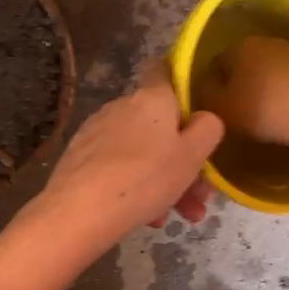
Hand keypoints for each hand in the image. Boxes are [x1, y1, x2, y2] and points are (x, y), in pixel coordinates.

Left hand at [37, 64, 224, 241]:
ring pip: (142, 153)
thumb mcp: (192, 156)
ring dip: (164, 183)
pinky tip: (147, 219)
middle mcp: (122, 107)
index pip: (165, 70)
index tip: (195, 108)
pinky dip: (137, 189)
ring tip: (175, 218)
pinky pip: (119, 169)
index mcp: (152, 98)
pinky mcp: (80, 159)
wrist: (80, 211)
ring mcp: (98, 133)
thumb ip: (207, 130)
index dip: (181, 82)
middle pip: (160, 126)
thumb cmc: (145, 178)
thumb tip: (205, 119)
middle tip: (200, 197)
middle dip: (184, 161)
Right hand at [193, 36, 288, 151]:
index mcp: (238, 45)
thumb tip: (202, 85)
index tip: (214, 111)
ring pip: (263, 74)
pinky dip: (277, 96)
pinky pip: (283, 83)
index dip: (211, 88)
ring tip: (257, 119)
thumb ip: (204, 94)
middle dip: (235, 87)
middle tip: (233, 116)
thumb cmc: (260, 110)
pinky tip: (278, 116)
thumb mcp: (219, 108)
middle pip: (240, 66)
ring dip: (258, 92)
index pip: (215, 64)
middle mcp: (263, 42)